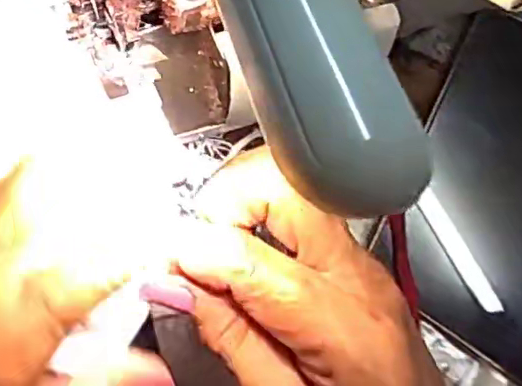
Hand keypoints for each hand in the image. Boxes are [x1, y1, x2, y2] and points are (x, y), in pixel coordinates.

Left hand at [0, 119, 148, 385]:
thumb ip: (92, 379)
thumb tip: (159, 372)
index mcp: (15, 320)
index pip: (98, 263)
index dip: (130, 241)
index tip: (142, 229)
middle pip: (43, 180)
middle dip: (67, 173)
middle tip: (70, 179)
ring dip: (14, 146)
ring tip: (24, 155)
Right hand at [165, 147, 439, 385]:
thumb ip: (232, 342)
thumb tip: (173, 283)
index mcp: (348, 328)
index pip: (248, 255)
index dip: (191, 251)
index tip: (161, 264)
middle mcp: (359, 276)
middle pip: (277, 179)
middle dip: (220, 196)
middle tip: (194, 243)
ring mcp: (360, 260)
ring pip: (283, 179)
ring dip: (235, 200)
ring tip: (215, 248)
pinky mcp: (352, 256)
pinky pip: (292, 205)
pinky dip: (251, 214)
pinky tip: (240, 255)